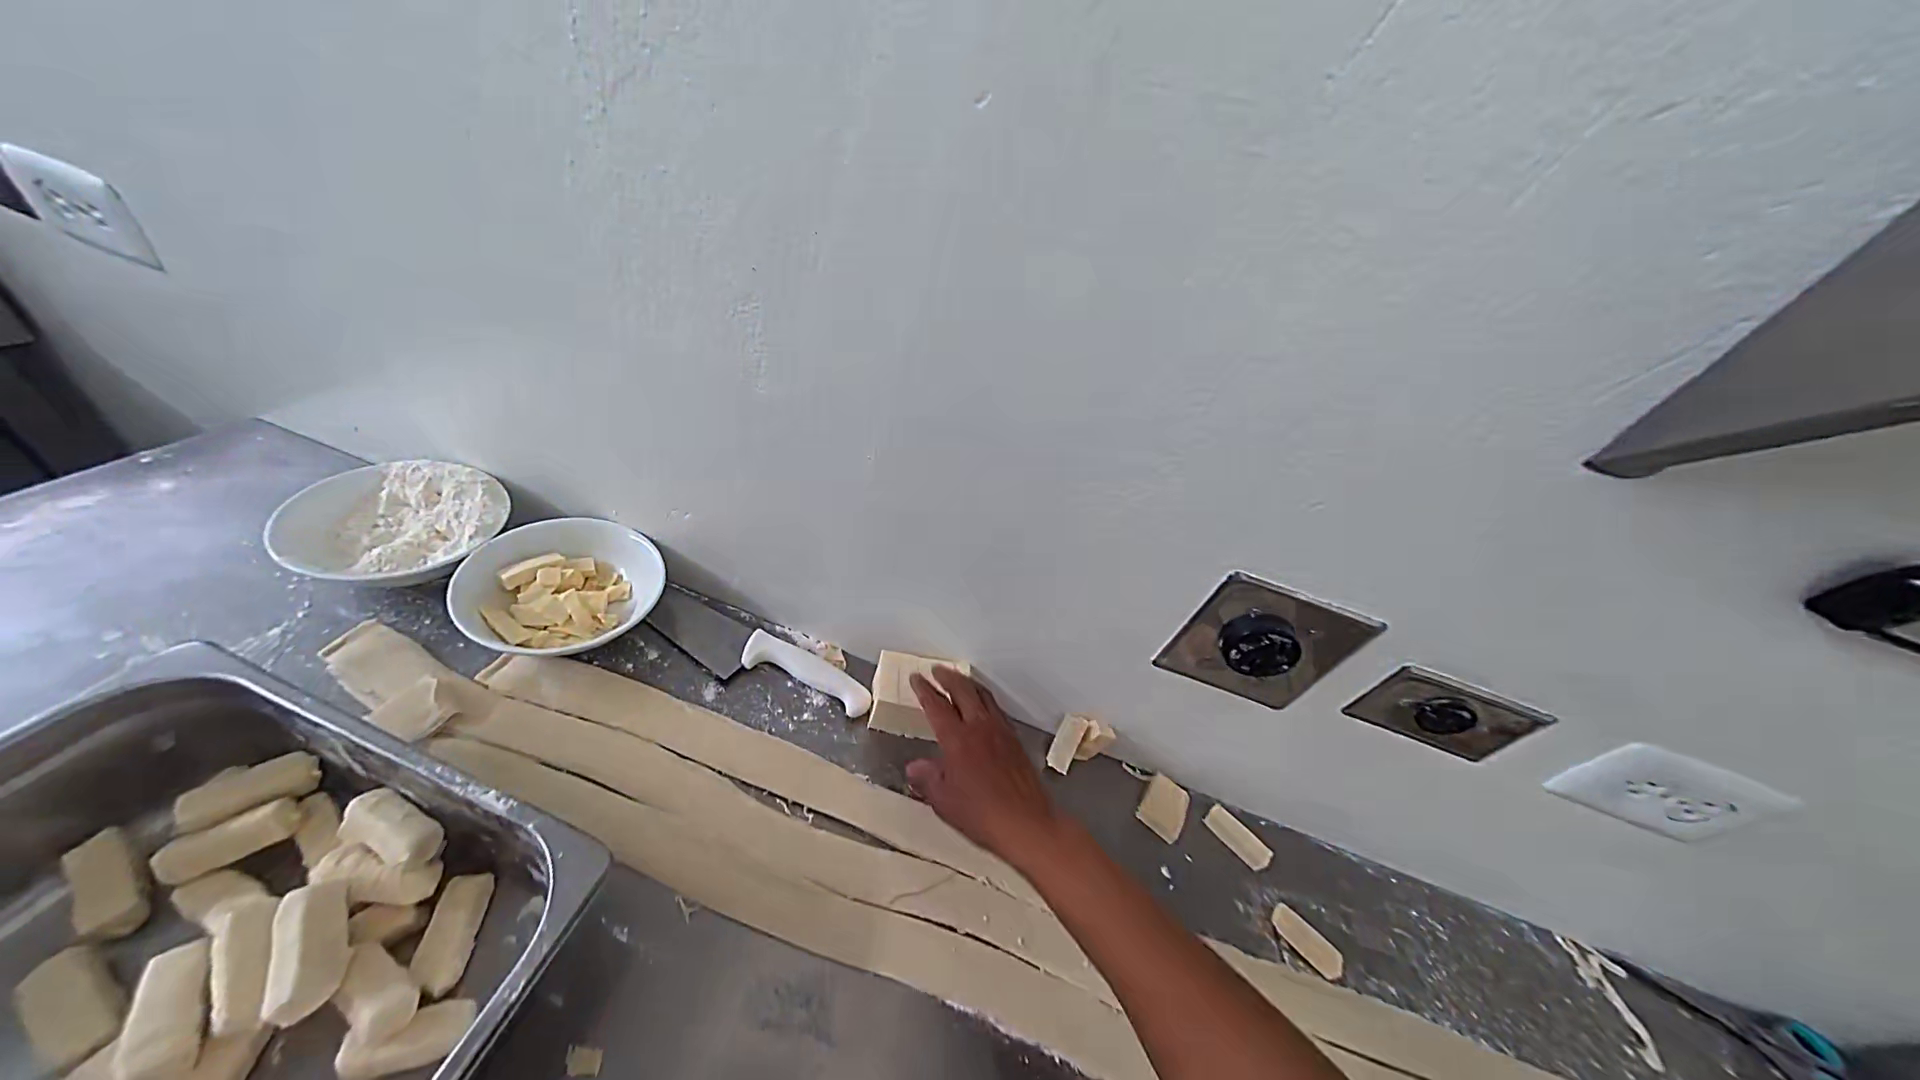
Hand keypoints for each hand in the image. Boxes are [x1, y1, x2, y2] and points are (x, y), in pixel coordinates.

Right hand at [907, 668, 1063, 868]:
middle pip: (963, 691)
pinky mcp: (1015, 739)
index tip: (916, 679)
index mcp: (957, 739)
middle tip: (937, 670)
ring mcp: (1000, 731)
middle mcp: (980, 728)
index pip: (937, 706)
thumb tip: (915, 767)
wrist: (1027, 822)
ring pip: (983, 695)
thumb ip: (927, 779)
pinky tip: (982, 706)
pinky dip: (984, 699)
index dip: (924, 690)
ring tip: (958, 680)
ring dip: (967, 684)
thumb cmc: (982, 814)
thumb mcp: (943, 801)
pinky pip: (996, 708)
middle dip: (947, 677)